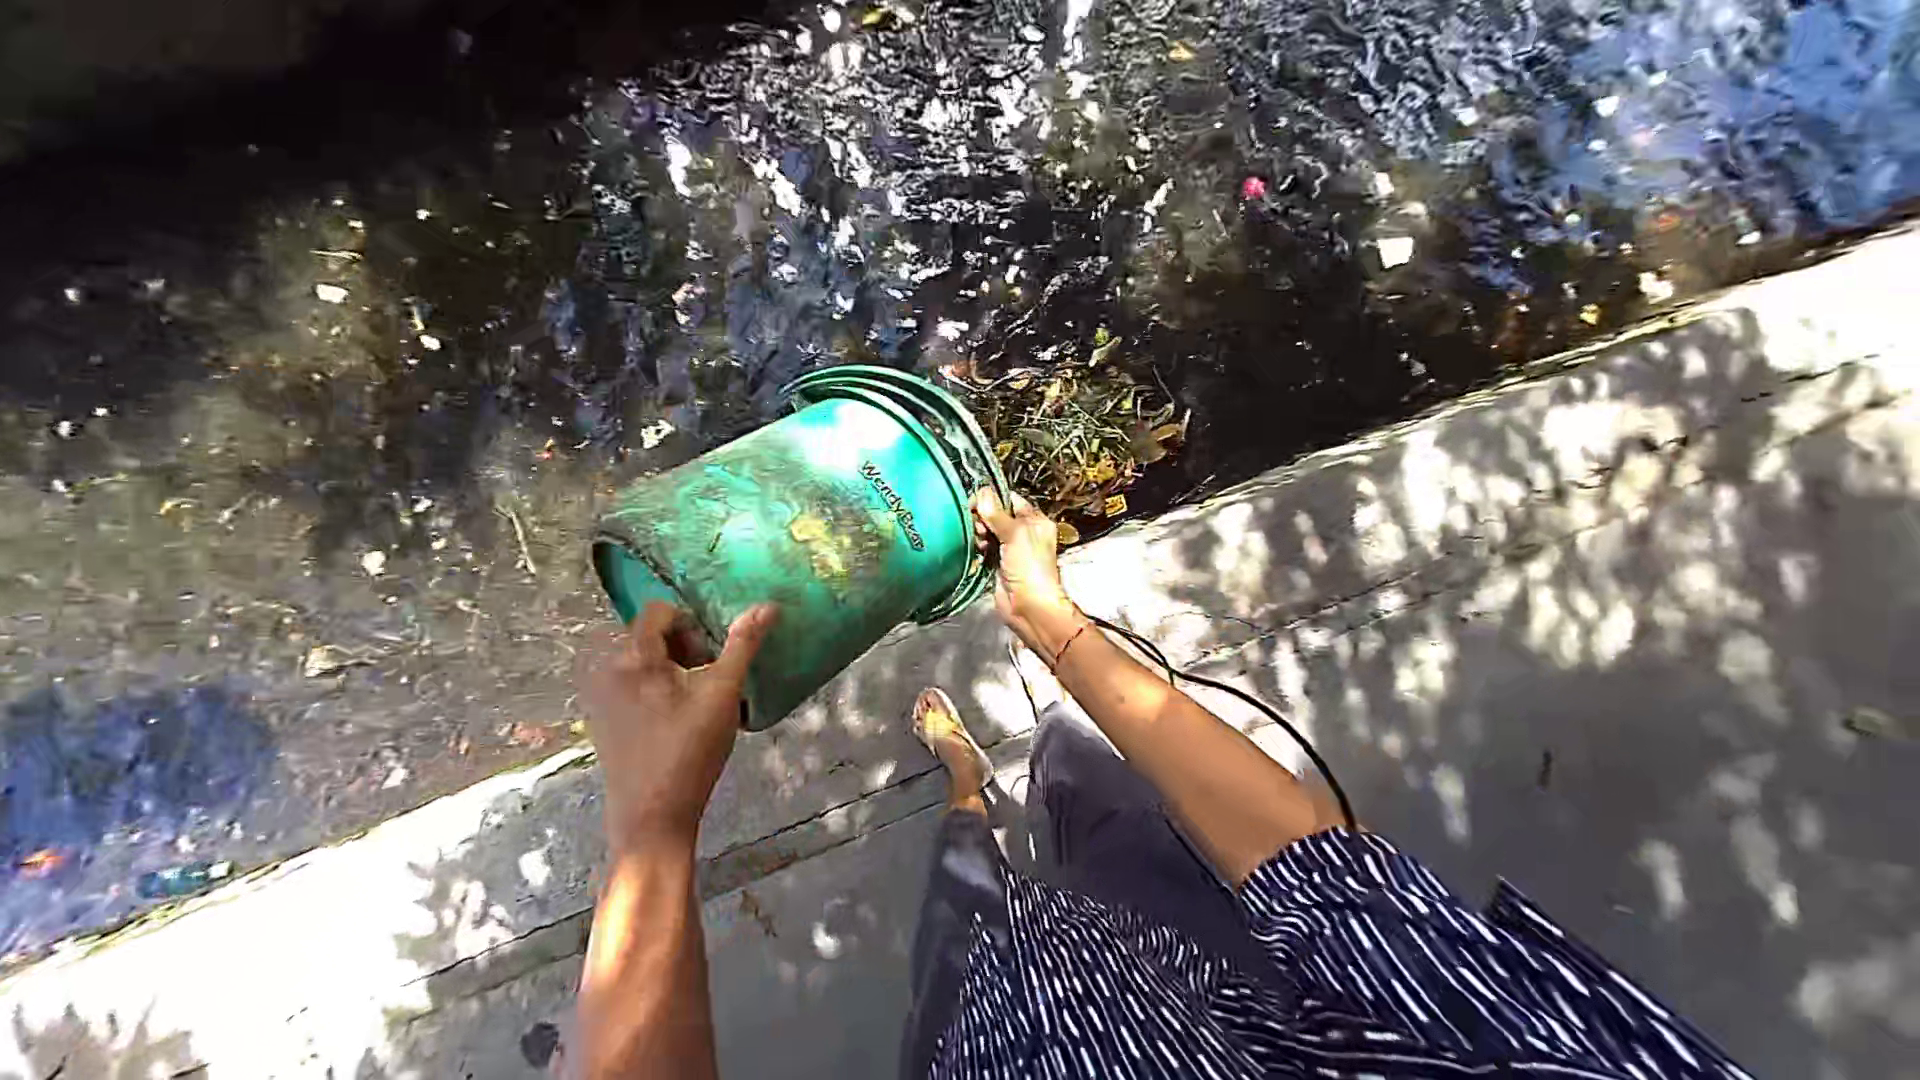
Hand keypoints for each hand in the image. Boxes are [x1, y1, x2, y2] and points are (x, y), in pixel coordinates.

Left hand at [576, 601, 778, 849]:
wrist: (651, 818)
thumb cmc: (690, 750)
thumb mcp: (723, 692)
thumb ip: (743, 645)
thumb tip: (767, 605)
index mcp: (631, 658)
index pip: (659, 611)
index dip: (690, 626)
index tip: (709, 658)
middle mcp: (605, 670)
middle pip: (649, 634)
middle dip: (683, 649)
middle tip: (705, 681)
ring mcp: (597, 696)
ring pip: (641, 659)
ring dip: (671, 668)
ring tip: (692, 701)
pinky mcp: (599, 718)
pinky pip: (629, 682)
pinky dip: (654, 687)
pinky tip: (672, 719)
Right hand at [972, 488, 1078, 652]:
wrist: (1029, 606)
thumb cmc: (1030, 567)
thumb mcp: (1016, 533)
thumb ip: (997, 513)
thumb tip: (983, 492)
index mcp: (1034, 521)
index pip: (1010, 500)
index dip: (992, 499)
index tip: (975, 502)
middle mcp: (1023, 533)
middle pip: (995, 515)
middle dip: (983, 518)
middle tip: (978, 526)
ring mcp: (1010, 549)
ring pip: (987, 532)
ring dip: (978, 533)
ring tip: (978, 541)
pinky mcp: (998, 564)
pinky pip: (983, 549)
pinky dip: (977, 548)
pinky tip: (976, 552)